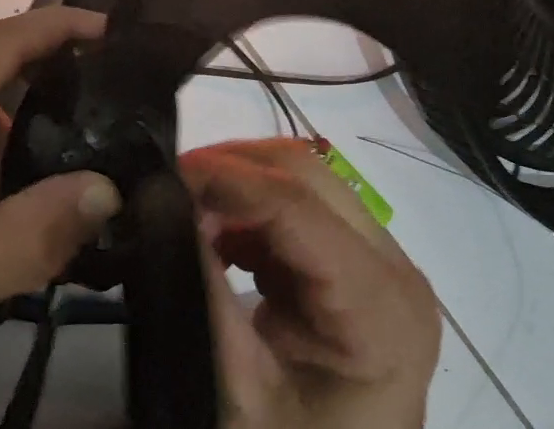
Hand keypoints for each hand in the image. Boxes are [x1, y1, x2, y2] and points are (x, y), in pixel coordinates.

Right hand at [181, 140, 440, 428]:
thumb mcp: (237, 382)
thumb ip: (201, 290)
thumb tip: (160, 204)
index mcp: (380, 310)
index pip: (297, 208)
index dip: (226, 178)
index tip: (159, 176)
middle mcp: (394, 269)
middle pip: (303, 174)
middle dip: (227, 170)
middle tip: (165, 194)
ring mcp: (380, 260)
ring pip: (298, 177)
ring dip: (235, 185)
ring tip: (186, 220)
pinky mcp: (356, 260)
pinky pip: (295, 202)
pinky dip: (246, 206)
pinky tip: (217, 241)